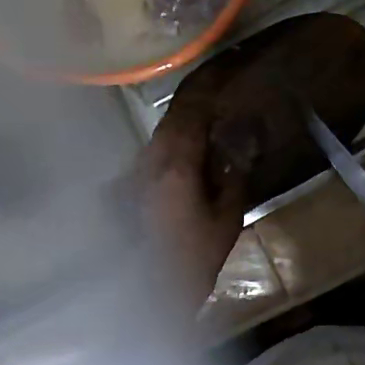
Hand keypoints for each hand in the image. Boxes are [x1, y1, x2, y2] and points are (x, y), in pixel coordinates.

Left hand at [135, 104, 245, 305]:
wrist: (153, 295)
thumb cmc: (196, 259)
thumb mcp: (227, 218)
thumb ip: (233, 173)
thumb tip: (239, 140)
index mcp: (175, 165)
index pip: (190, 111)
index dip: (208, 87)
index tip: (226, 69)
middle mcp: (147, 162)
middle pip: (171, 120)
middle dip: (194, 105)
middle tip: (218, 95)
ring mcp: (132, 176)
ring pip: (158, 139)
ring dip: (181, 128)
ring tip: (204, 126)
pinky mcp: (125, 191)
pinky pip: (150, 159)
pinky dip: (169, 151)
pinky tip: (183, 161)